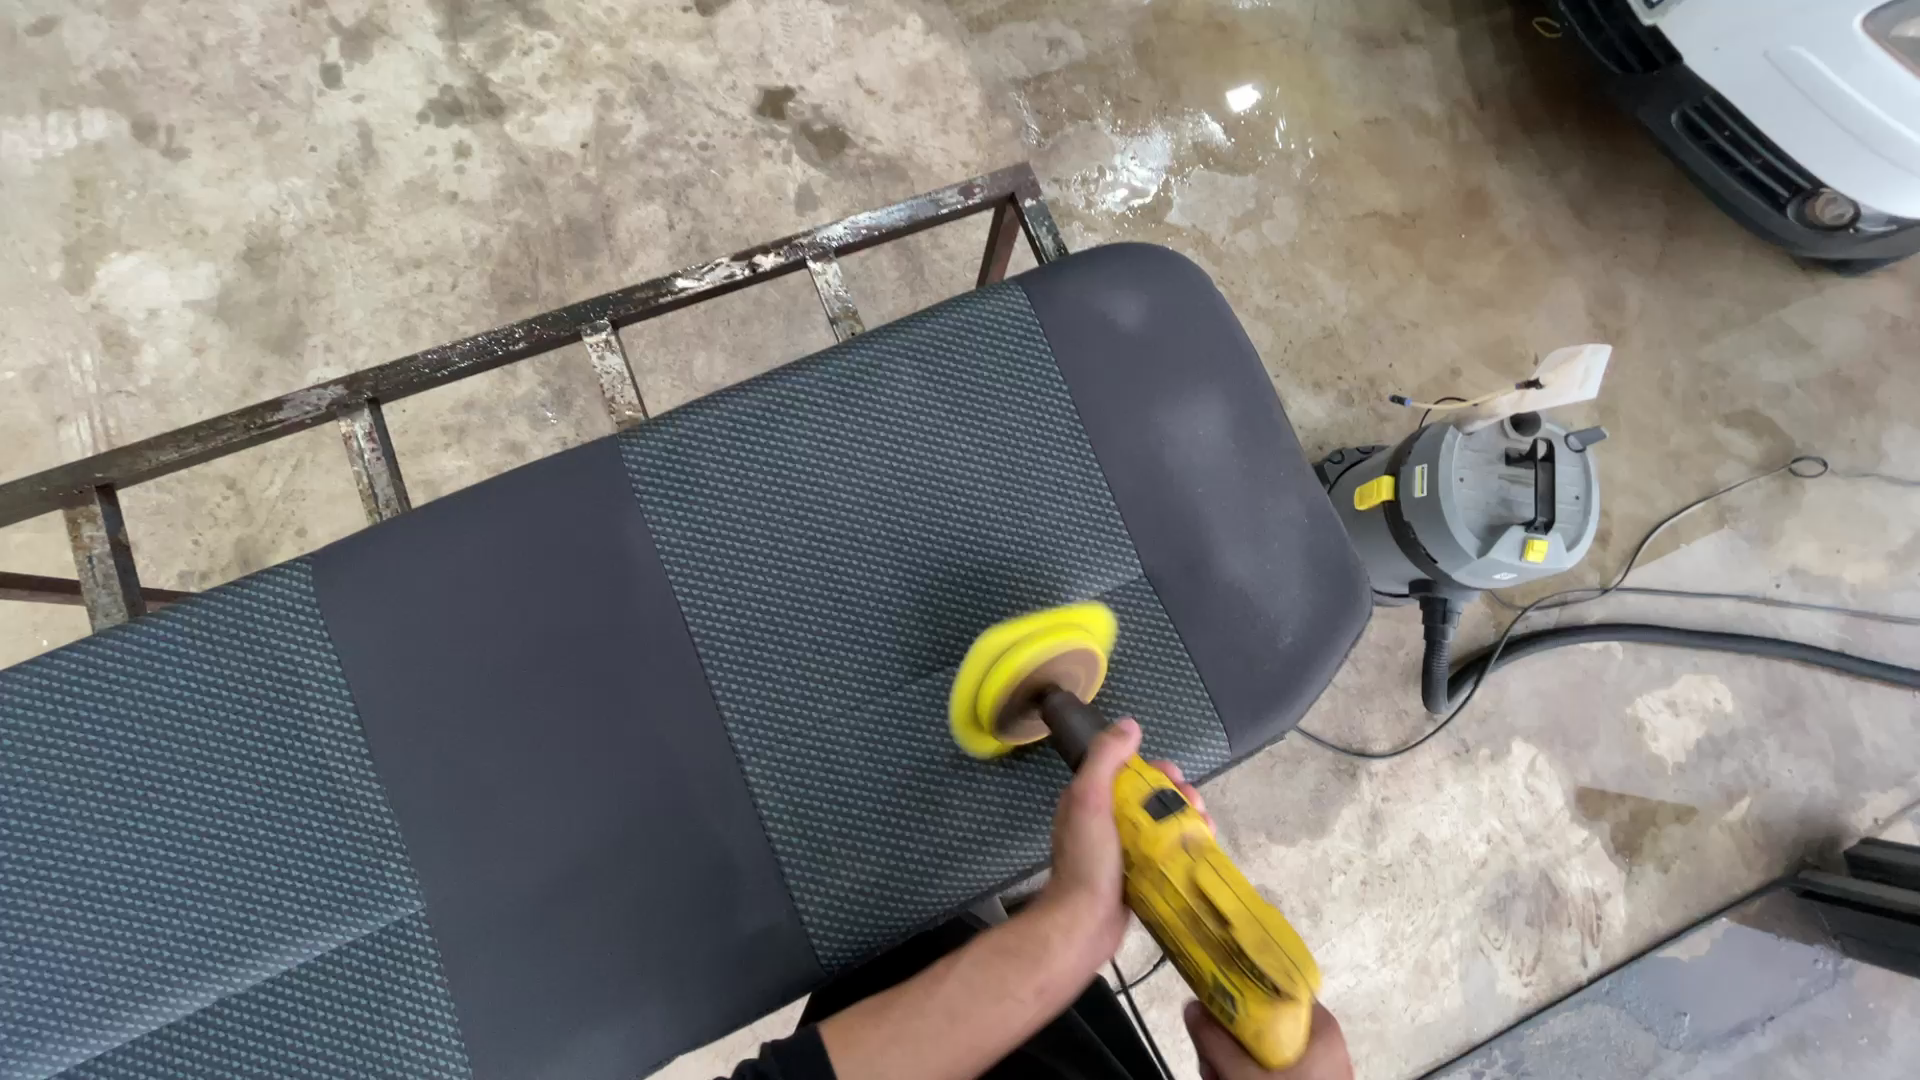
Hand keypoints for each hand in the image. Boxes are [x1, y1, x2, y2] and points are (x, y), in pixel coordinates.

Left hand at [1036, 718, 1212, 963]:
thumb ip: (1106, 758)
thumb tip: (1130, 724)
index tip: (1174, 776)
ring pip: (1160, 822)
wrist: (1085, 922)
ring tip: (1205, 825)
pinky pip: (1165, 850)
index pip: (1126, 771)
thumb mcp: (1090, 798)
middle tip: (1195, 803)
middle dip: (1175, 794)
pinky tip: (1202, 846)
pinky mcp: (1138, 872)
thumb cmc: (1087, 858)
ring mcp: (1122, 848)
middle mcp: (1104, 819)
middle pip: (1148, 796)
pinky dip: (1184, 844)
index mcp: (1089, 798)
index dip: (1153, 769)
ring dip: (1185, 817)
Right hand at [1184, 1001, 1351, 1079]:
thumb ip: (1215, 1040)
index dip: (1239, 991)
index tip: (1212, 1005)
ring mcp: (1316, 1068)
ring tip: (1213, 1077)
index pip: (1273, 987)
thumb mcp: (1244, 1078)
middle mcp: (1320, 1042)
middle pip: (1262, 1021)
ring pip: (1262, 1049)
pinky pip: (1272, 1070)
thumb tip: (1191, 1006)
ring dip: (1232, 1062)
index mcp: (1319, 1027)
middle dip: (1227, 1040)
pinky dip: (1247, 1076)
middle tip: (1208, 1060)